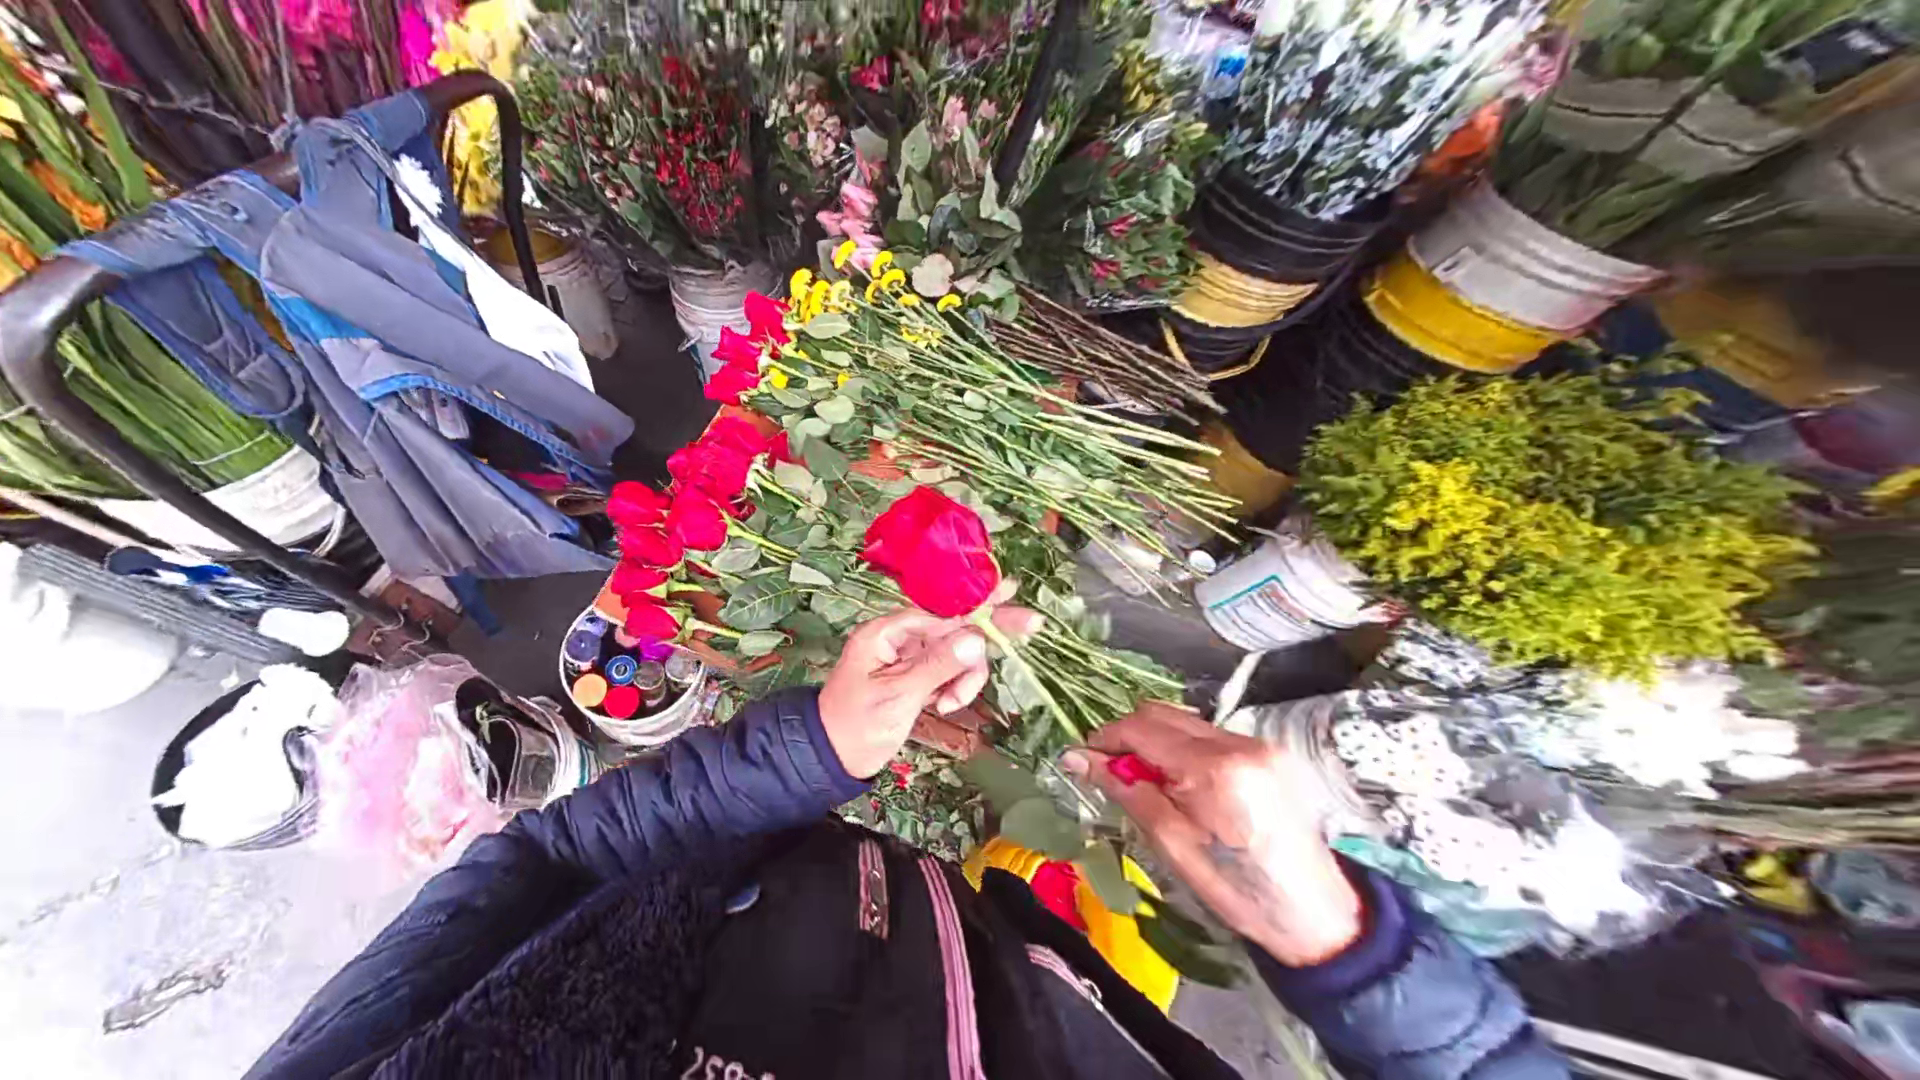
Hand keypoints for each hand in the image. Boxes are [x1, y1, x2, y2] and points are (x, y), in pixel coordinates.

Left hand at [818, 603, 1040, 777]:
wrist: (834, 759)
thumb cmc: (857, 725)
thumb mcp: (898, 695)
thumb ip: (938, 665)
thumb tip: (976, 638)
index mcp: (886, 632)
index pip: (940, 612)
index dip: (977, 606)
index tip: (1010, 596)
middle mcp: (901, 637)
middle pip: (954, 626)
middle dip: (987, 630)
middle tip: (1030, 623)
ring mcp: (911, 656)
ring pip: (958, 653)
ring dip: (965, 677)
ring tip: (952, 702)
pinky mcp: (919, 674)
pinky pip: (951, 671)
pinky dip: (956, 687)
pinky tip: (945, 704)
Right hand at [1064, 702, 1361, 966]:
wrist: (1315, 914)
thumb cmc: (1237, 888)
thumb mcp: (1171, 842)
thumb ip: (1125, 789)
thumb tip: (1077, 758)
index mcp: (1213, 767)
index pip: (1142, 728)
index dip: (1106, 738)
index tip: (1085, 757)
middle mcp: (1238, 742)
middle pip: (1163, 714)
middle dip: (1130, 736)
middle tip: (1113, 771)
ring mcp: (1258, 743)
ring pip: (1185, 721)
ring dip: (1157, 741)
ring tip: (1150, 782)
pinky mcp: (1269, 751)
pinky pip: (1210, 734)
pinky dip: (1185, 749)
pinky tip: (1184, 783)